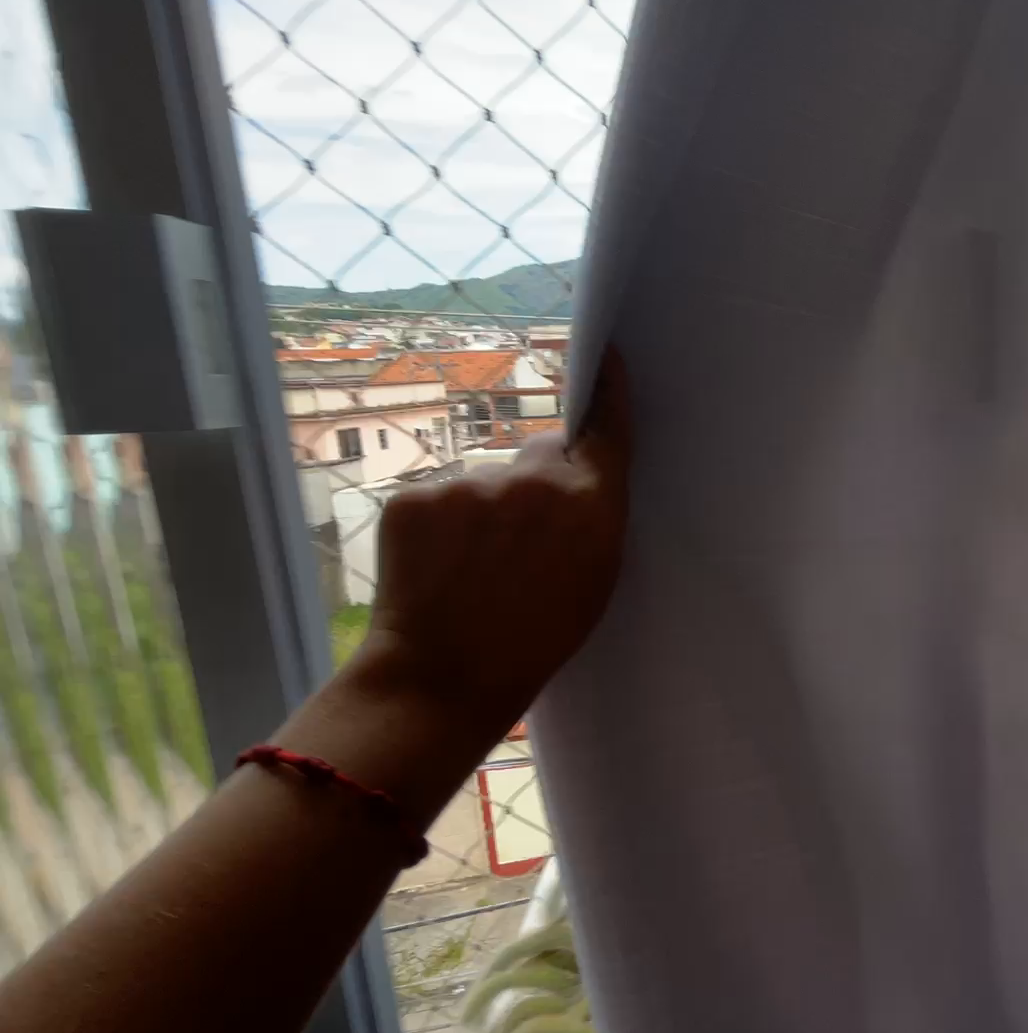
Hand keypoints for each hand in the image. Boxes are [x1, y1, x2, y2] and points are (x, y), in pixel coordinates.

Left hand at [361, 349, 631, 733]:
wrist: (447, 675)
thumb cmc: (543, 634)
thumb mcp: (599, 574)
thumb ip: (596, 512)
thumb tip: (575, 472)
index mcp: (590, 503)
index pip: (605, 430)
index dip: (609, 392)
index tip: (609, 358)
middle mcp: (534, 481)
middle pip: (543, 450)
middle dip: (540, 477)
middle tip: (524, 531)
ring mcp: (468, 484)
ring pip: (488, 477)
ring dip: (486, 506)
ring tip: (476, 562)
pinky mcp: (413, 496)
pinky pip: (441, 493)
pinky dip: (443, 521)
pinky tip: (442, 561)